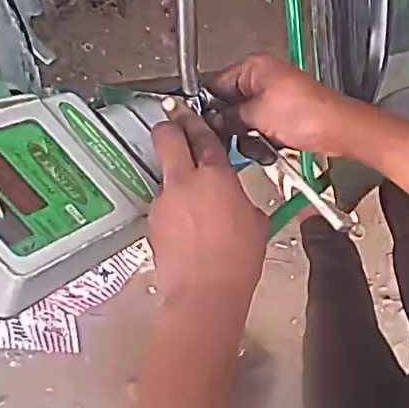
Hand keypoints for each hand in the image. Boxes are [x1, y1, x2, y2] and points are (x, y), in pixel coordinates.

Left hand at [147, 100, 266, 308]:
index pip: (204, 134)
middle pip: (167, 135)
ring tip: (192, 201)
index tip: (193, 116)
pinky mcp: (152, 220)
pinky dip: (172, 207)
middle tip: (176, 127)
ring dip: (175, 176)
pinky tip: (187, 226)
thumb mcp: (256, 221)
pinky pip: (162, 203)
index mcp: (216, 175)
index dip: (197, 121)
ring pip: (164, 172)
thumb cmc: (237, 260)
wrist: (206, 291)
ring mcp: (164, 199)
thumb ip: (242, 199)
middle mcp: (185, 180)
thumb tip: (238, 200)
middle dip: (170, 126)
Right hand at [207, 54, 375, 157]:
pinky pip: (261, 128)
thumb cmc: (308, 113)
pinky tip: (270, 145)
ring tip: (262, 139)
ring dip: (249, 135)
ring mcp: (274, 98)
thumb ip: (229, 117)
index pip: (216, 84)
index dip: (208, 105)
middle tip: (235, 135)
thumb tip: (213, 121)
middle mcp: (263, 79)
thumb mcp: (257, 115)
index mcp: (254, 67)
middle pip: (230, 103)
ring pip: (245, 120)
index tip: (203, 123)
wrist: (337, 130)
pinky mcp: (283, 115)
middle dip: (232, 123)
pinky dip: (263, 139)